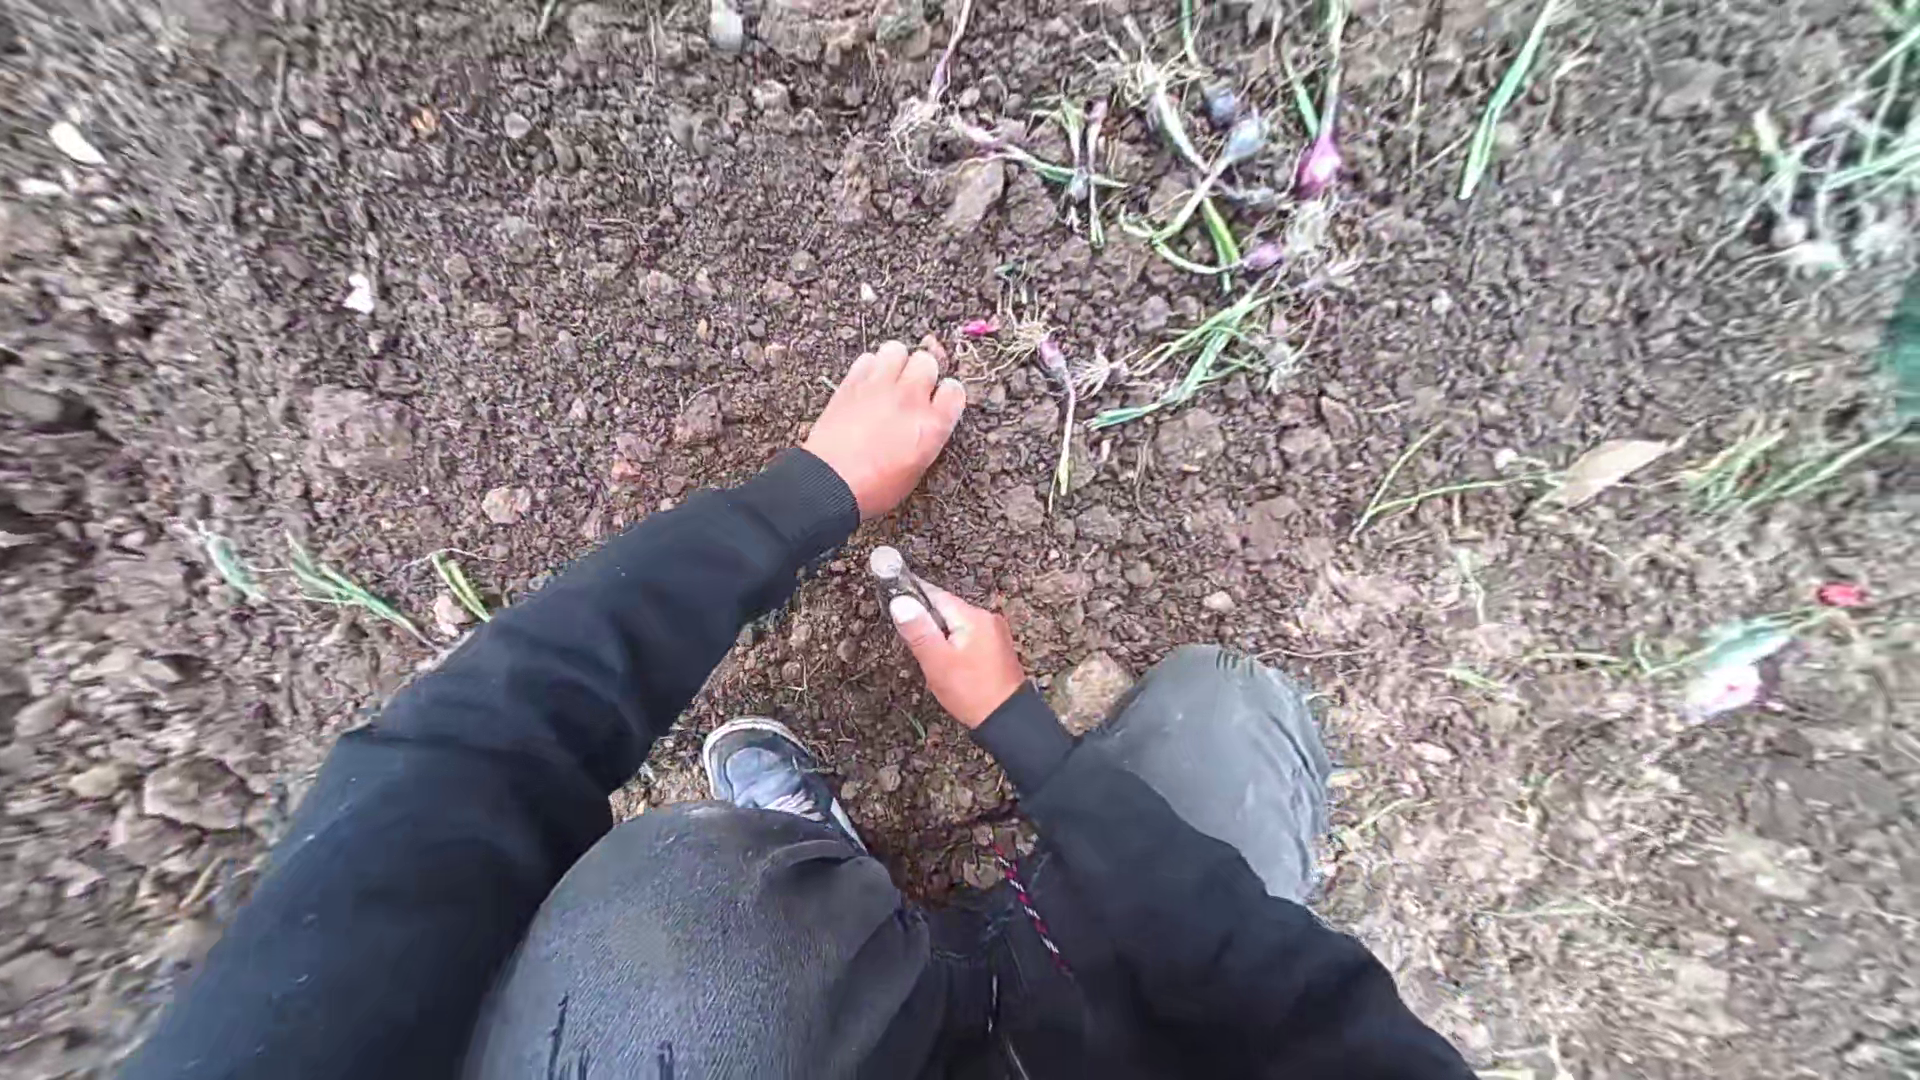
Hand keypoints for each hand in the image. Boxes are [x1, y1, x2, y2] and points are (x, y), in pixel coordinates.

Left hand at [803, 338, 966, 519]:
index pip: (954, 390)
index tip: (939, 401)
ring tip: (890, 379)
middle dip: (922, 372)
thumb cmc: (875, 487)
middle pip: (927, 361)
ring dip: (896, 361)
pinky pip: (867, 358)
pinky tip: (867, 384)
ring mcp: (879, 387)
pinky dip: (870, 367)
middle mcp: (910, 399)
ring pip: (897, 349)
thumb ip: (927, 437)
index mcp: (932, 425)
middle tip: (913, 388)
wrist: (831, 484)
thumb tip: (927, 422)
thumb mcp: (916, 470)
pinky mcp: (852, 383)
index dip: (946, 395)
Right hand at [888, 579, 1026, 728]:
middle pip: (947, 610)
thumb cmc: (973, 692)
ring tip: (933, 659)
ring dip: (942, 636)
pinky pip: (969, 637)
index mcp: (973, 617)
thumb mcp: (937, 661)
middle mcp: (987, 619)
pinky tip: (951, 665)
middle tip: (914, 643)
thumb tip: (900, 602)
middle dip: (928, 623)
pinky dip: (955, 645)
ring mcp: (994, 633)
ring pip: (958, 625)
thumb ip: (918, 630)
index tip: (895, 601)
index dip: (914, 598)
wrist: (1007, 720)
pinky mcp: (996, 648)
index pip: (936, 595)